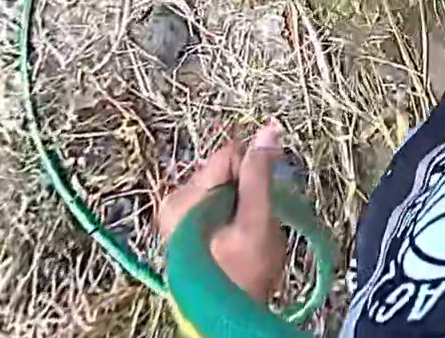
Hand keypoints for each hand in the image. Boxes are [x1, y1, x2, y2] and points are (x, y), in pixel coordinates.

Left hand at [157, 119, 287, 303]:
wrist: (227, 322)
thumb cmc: (241, 276)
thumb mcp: (256, 219)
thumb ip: (260, 172)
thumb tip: (269, 127)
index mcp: (183, 199)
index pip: (230, 154)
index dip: (254, 169)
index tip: (263, 195)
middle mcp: (175, 201)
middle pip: (228, 167)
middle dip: (248, 184)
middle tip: (257, 216)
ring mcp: (180, 214)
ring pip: (228, 180)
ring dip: (245, 197)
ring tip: (248, 228)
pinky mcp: (189, 224)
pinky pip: (221, 196)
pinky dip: (237, 207)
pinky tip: (239, 231)